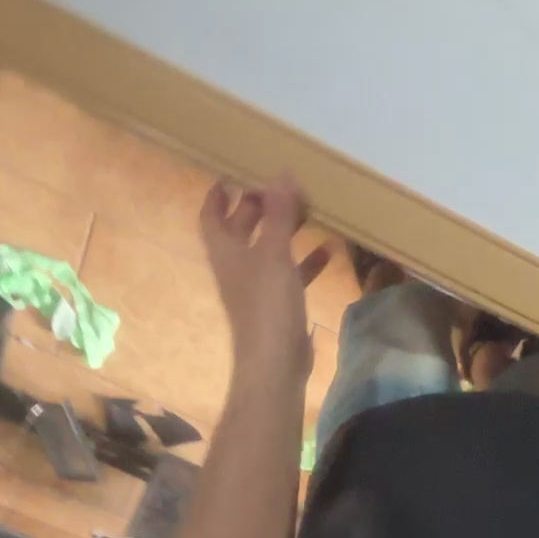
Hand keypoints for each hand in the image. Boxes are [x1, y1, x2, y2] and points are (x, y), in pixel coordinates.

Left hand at [199, 175, 332, 381]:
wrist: (275, 363)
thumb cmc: (267, 305)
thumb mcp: (274, 254)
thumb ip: (278, 215)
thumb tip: (281, 174)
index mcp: (226, 253)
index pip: (211, 217)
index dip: (217, 195)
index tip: (232, 175)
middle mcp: (237, 269)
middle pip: (241, 232)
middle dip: (256, 209)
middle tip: (276, 188)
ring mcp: (258, 290)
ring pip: (268, 252)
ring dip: (283, 232)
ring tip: (305, 212)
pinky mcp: (279, 308)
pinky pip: (291, 276)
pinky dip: (305, 262)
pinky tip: (326, 251)